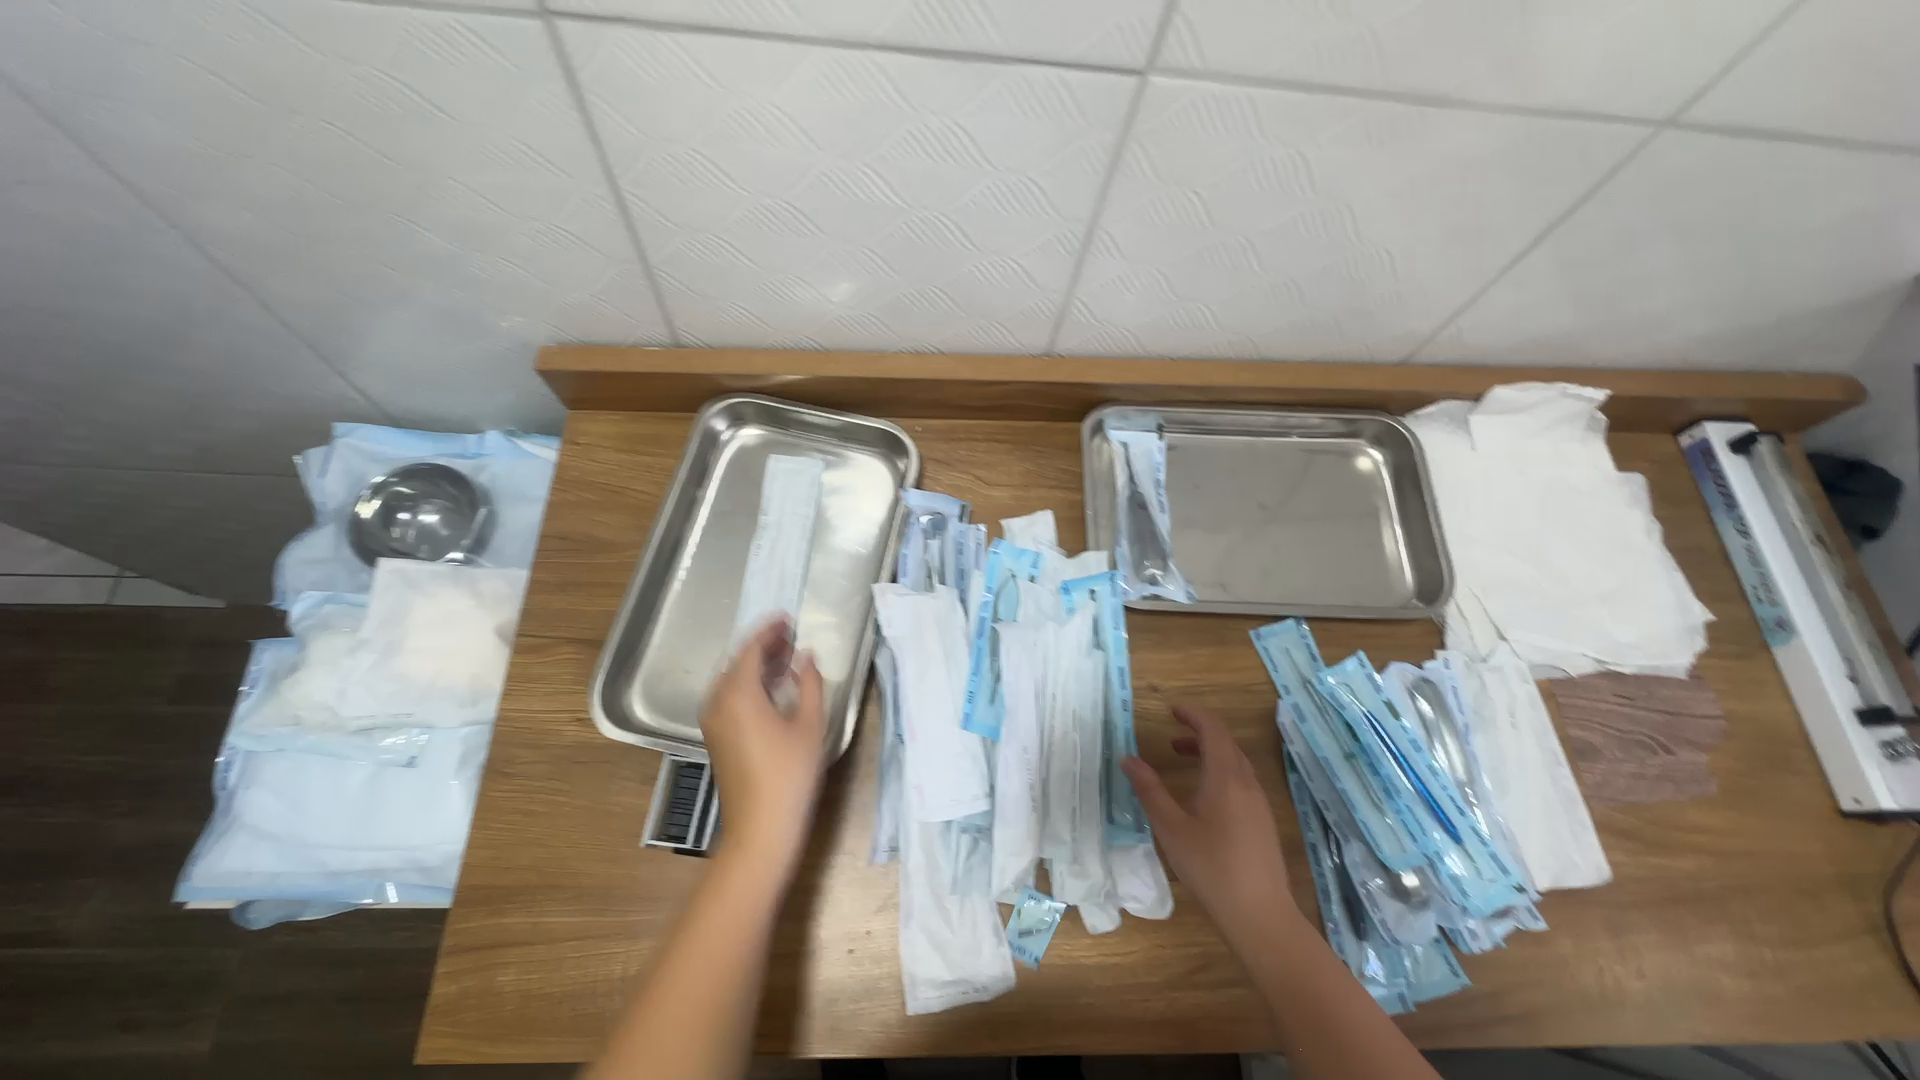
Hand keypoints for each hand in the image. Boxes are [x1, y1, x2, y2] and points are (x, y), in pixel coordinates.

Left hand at [700, 618, 827, 871]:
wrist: (760, 827)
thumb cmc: (790, 774)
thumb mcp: (810, 724)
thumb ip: (809, 683)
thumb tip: (805, 657)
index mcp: (738, 692)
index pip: (750, 648)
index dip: (769, 630)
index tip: (787, 618)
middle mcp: (717, 701)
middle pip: (737, 662)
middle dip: (763, 646)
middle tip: (790, 635)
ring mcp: (713, 721)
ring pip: (731, 680)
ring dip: (756, 666)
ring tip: (786, 658)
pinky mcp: (716, 737)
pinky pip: (729, 697)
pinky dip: (749, 685)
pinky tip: (773, 689)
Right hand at [1122, 706, 1301, 949]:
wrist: (1259, 912)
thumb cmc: (1210, 867)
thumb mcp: (1170, 828)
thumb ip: (1149, 790)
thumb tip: (1128, 759)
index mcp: (1225, 777)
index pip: (1213, 729)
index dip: (1193, 714)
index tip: (1171, 710)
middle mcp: (1247, 782)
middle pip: (1227, 743)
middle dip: (1200, 732)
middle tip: (1171, 734)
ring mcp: (1259, 802)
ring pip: (1235, 762)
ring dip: (1210, 753)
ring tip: (1182, 760)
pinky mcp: (1263, 821)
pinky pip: (1241, 780)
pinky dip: (1220, 772)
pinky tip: (1204, 795)